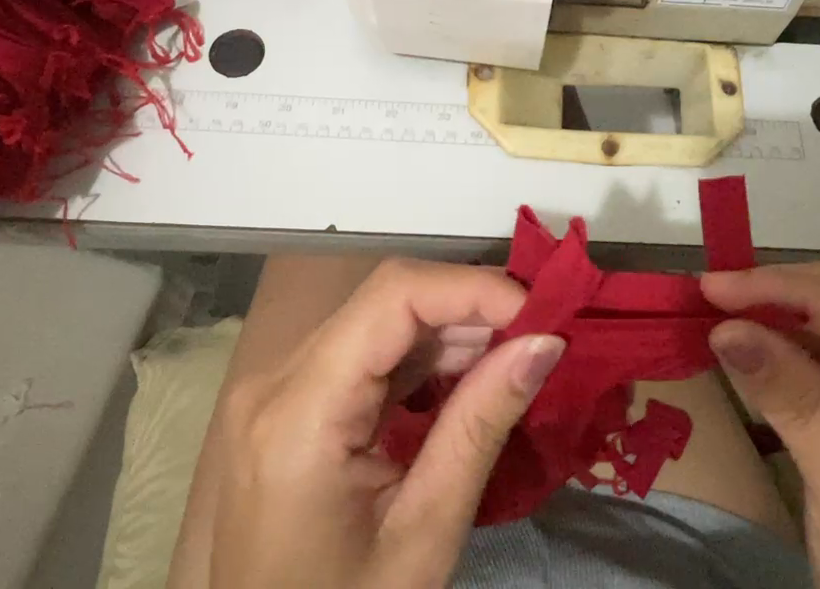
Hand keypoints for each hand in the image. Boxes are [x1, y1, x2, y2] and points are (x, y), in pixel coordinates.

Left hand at [206, 259, 563, 588]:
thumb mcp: (424, 532)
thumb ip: (480, 426)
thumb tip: (544, 343)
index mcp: (299, 412)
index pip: (392, 297)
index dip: (472, 287)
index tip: (541, 315)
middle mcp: (275, 379)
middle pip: (384, 302)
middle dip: (470, 307)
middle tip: (541, 336)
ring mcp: (275, 389)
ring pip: (377, 322)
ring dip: (450, 331)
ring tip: (515, 357)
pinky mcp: (286, 403)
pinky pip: (363, 355)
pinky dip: (420, 359)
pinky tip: (466, 379)